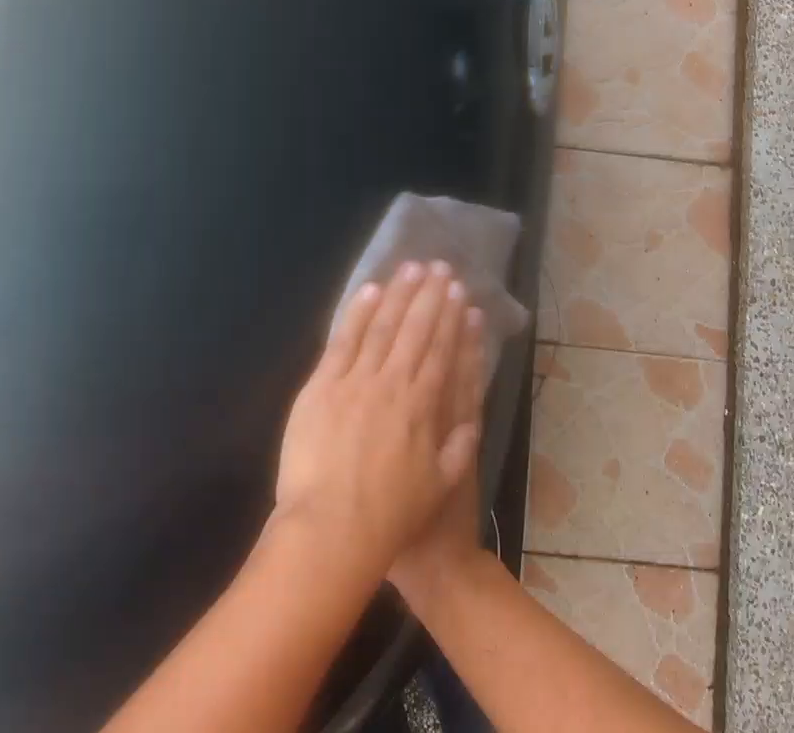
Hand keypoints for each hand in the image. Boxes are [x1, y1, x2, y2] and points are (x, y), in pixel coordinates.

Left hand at [274, 261, 482, 575]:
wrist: (332, 527)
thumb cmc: (390, 515)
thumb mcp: (439, 485)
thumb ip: (459, 448)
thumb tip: (472, 420)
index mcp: (422, 406)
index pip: (440, 352)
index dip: (450, 320)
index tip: (458, 293)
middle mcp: (392, 384)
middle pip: (413, 330)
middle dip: (428, 296)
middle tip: (439, 267)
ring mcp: (354, 381)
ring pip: (380, 327)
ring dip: (397, 294)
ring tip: (410, 268)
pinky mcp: (321, 387)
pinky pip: (342, 341)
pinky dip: (356, 313)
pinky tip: (368, 291)